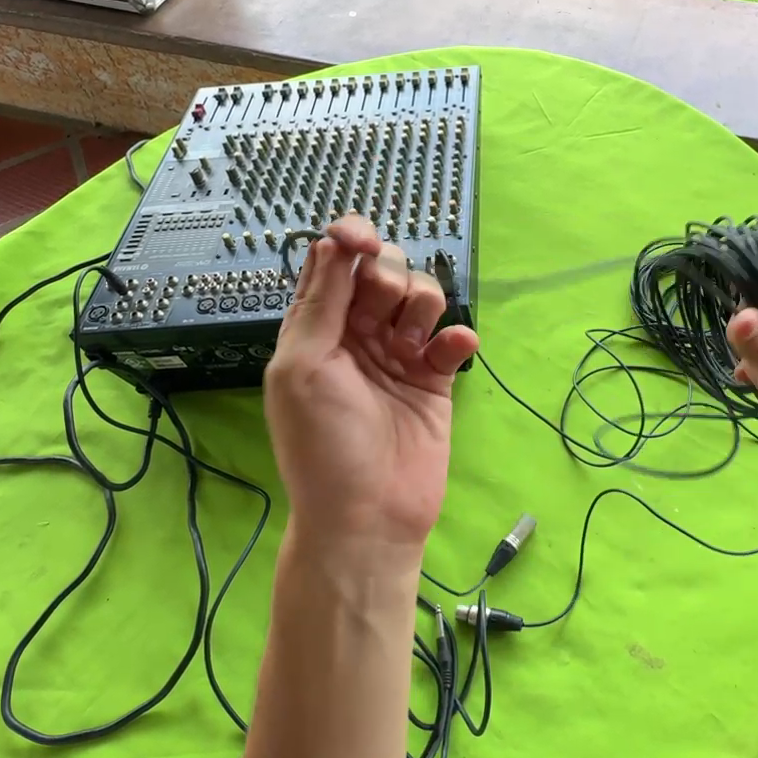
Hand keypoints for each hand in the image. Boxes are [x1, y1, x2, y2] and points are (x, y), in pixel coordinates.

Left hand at [263, 215, 479, 552]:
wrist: (368, 517)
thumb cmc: (323, 444)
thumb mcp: (302, 368)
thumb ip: (319, 303)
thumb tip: (331, 241)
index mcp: (317, 327)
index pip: (334, 261)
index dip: (350, 240)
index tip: (363, 242)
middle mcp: (358, 333)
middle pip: (384, 270)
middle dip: (388, 277)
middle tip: (382, 314)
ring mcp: (399, 354)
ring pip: (421, 296)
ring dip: (422, 306)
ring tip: (414, 344)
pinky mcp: (435, 377)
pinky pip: (452, 338)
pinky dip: (455, 338)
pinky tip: (450, 354)